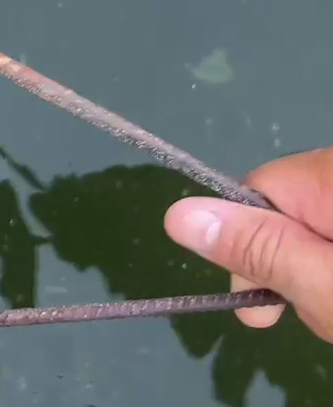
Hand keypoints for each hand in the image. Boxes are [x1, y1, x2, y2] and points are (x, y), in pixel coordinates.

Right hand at [165, 147, 332, 338]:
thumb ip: (263, 250)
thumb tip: (174, 217)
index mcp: (328, 176)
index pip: (255, 193)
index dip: (248, 244)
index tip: (258, 302)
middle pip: (292, 208)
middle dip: (292, 262)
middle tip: (319, 316)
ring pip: (321, 226)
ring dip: (322, 271)